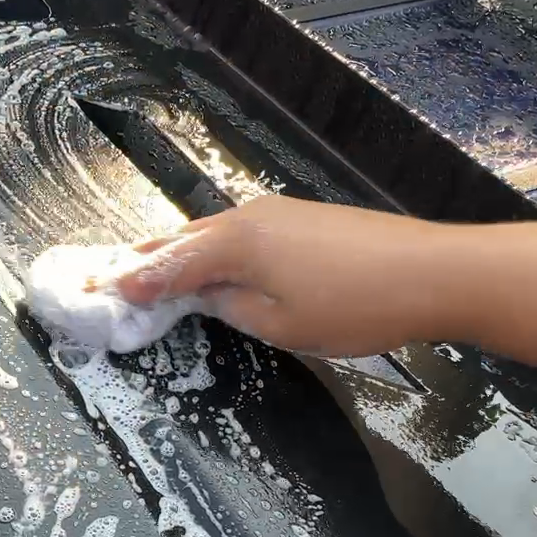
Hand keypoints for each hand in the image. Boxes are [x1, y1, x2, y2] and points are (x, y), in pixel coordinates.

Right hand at [108, 196, 454, 355]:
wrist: (437, 272)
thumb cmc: (353, 307)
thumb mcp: (280, 324)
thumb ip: (231, 306)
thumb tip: (206, 295)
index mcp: (237, 243)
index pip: (170, 264)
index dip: (134, 281)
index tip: (99, 290)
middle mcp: (250, 217)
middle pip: (185, 239)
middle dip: (147, 259)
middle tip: (110, 272)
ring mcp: (279, 212)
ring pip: (211, 233)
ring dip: (178, 251)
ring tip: (147, 265)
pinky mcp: (302, 218)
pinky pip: (238, 232)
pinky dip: (210, 248)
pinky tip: (207, 259)